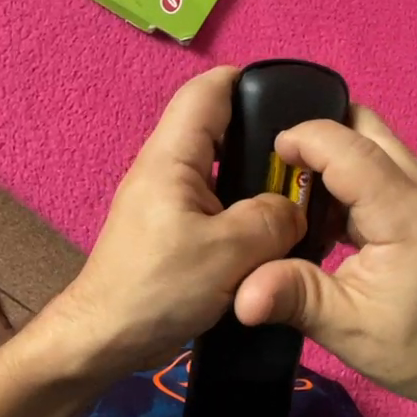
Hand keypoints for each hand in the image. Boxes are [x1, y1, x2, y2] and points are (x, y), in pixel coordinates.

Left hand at [56, 67, 305, 376]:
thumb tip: (294, 209)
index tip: (293, 95)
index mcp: (171, 156)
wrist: (105, 337)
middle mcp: (166, 168)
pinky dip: (244, 208)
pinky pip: (216, 204)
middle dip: (263, 134)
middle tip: (310, 155)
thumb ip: (272, 219)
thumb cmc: (160, 287)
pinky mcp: (172, 229)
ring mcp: (167, 199)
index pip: (206, 91)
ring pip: (220, 171)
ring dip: (255, 178)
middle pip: (218, 128)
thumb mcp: (228, 251)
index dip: (248, 80)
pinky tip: (272, 229)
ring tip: (300, 191)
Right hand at [232, 108, 416, 416]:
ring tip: (295, 188)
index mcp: (405, 215)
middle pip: (368, 127)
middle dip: (319, 133)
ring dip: (334, 153)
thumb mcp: (345, 328)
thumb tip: (237, 293)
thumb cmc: (415, 350)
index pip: (351, 148)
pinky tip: (323, 213)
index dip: (306, 138)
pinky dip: (349, 173)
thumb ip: (292, 296)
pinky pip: (382, 167)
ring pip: (376, 143)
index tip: (267, 152)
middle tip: (278, 165)